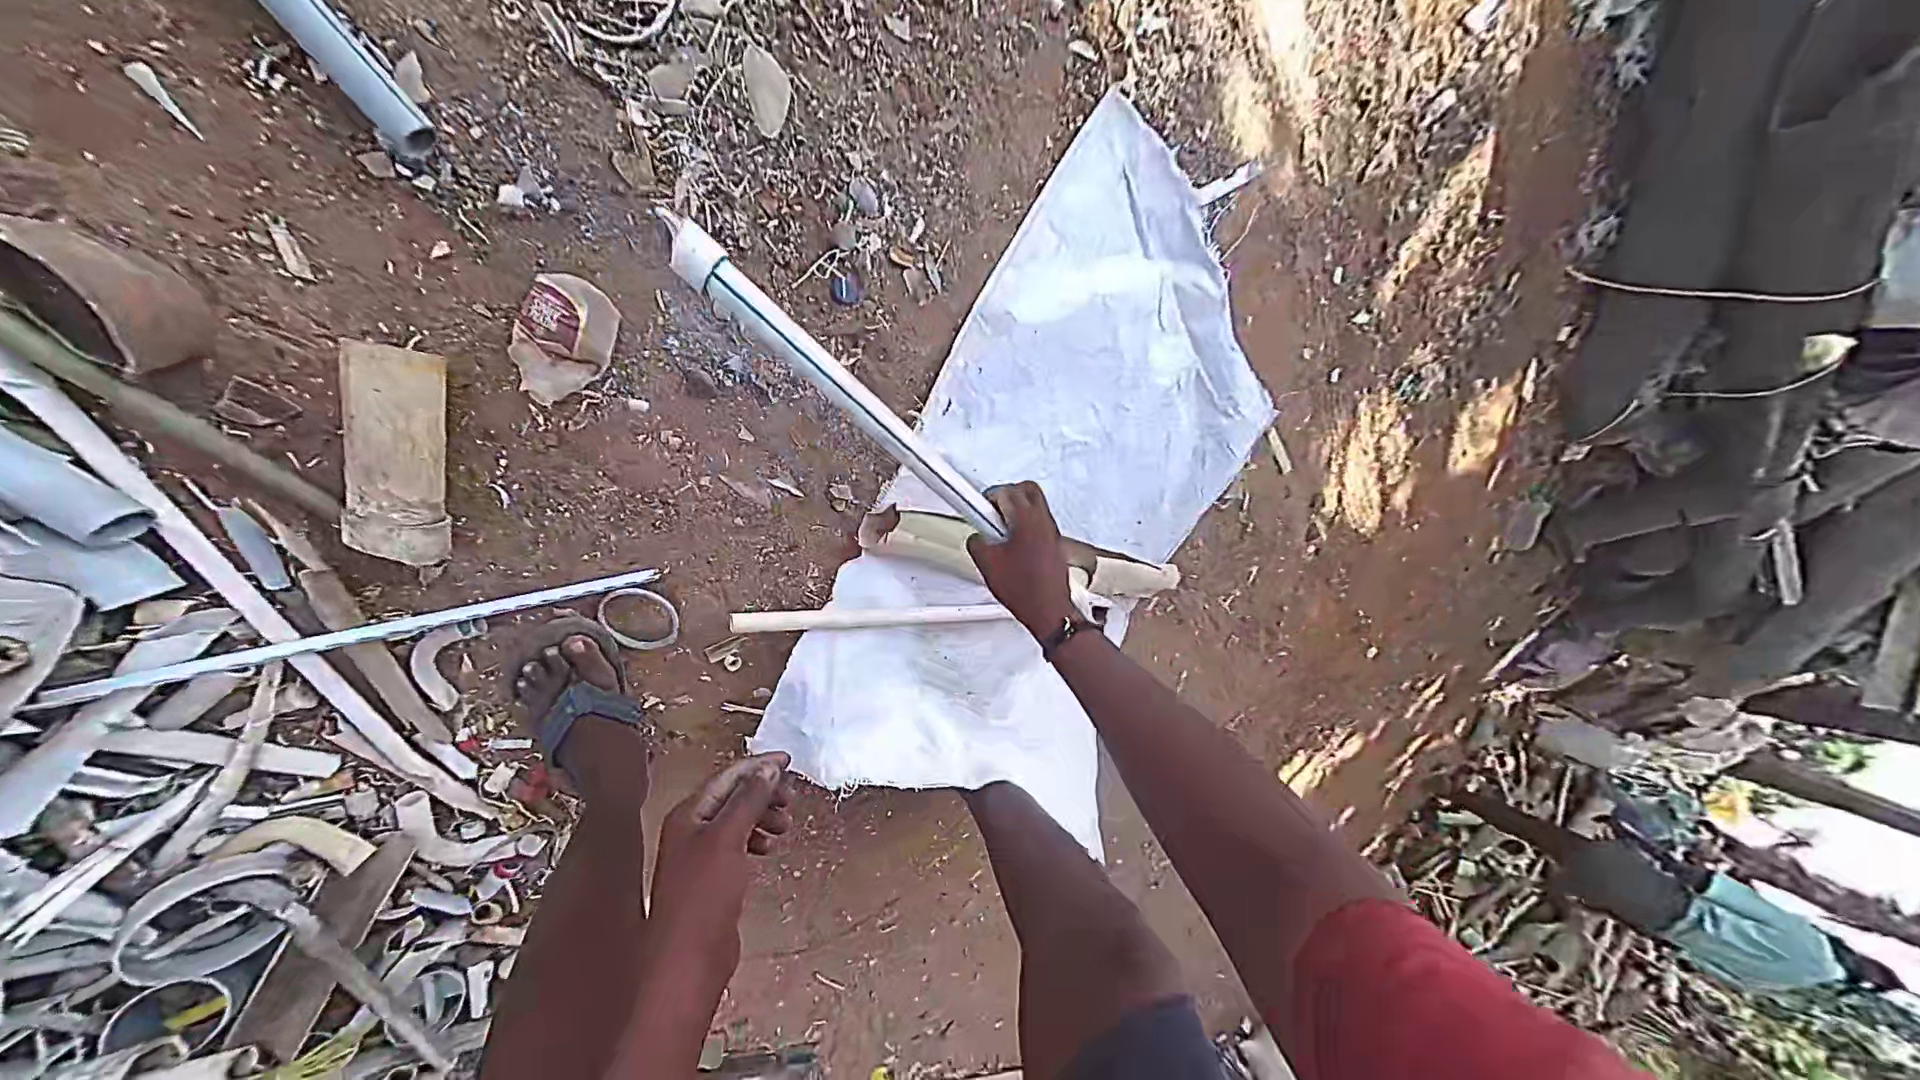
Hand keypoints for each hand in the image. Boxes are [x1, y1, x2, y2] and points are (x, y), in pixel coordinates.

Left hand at [646, 752, 793, 972]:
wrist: (687, 960)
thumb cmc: (703, 896)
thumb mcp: (728, 838)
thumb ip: (748, 801)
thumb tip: (768, 770)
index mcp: (689, 814)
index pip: (728, 777)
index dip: (758, 766)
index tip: (788, 761)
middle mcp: (691, 829)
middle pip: (733, 796)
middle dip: (763, 792)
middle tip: (791, 797)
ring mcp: (700, 854)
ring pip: (737, 819)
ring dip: (763, 814)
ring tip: (785, 824)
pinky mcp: (712, 877)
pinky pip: (738, 843)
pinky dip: (756, 837)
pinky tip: (768, 847)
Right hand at [966, 481, 1077, 640]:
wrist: (1048, 610)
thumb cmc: (1026, 590)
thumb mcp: (988, 564)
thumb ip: (977, 542)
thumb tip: (977, 538)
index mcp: (1026, 519)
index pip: (1005, 491)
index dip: (987, 497)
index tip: (978, 505)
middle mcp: (1043, 521)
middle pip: (1026, 489)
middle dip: (1006, 494)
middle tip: (992, 511)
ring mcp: (1052, 532)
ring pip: (1036, 504)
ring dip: (1017, 510)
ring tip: (1001, 529)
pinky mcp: (1055, 544)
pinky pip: (1040, 523)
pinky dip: (1026, 525)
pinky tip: (1014, 545)